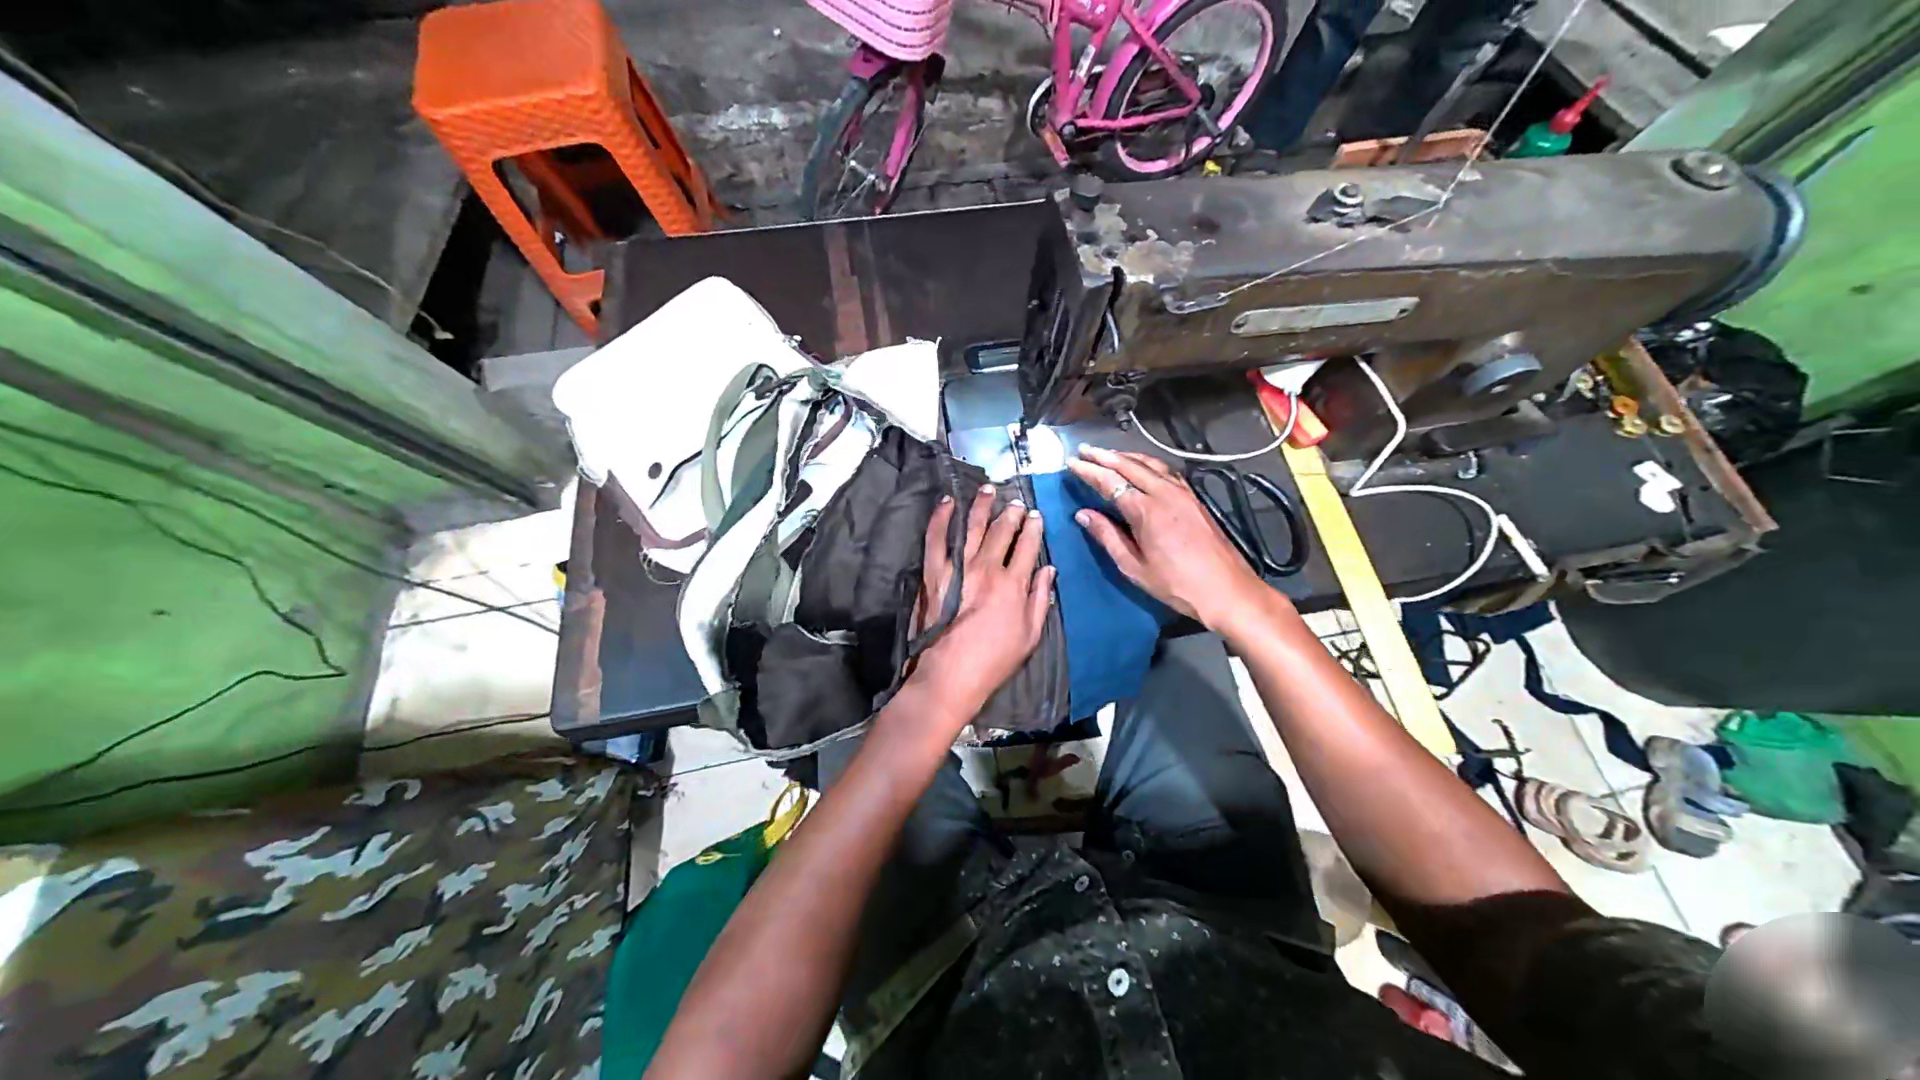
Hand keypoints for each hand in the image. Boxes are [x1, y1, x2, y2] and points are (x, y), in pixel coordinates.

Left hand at [906, 484, 1055, 723]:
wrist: (950, 673)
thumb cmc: (994, 660)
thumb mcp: (1030, 635)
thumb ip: (1040, 600)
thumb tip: (1049, 570)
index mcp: (1013, 584)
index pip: (1027, 546)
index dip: (1033, 528)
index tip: (1035, 516)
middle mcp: (987, 568)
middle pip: (1002, 531)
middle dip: (1011, 513)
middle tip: (1015, 503)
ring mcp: (958, 567)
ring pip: (972, 527)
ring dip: (982, 506)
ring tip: (989, 490)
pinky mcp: (933, 573)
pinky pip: (936, 538)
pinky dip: (941, 517)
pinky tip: (948, 502)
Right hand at [1067, 445, 1277, 634]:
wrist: (1226, 589)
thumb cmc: (1177, 584)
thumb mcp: (1134, 567)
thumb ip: (1108, 537)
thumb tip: (1084, 515)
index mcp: (1146, 510)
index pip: (1110, 482)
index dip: (1089, 471)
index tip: (1072, 463)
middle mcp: (1165, 493)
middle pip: (1130, 465)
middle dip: (1104, 456)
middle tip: (1084, 449)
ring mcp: (1183, 493)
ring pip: (1150, 464)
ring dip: (1126, 456)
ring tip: (1107, 454)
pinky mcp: (1194, 498)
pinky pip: (1165, 471)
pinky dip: (1147, 464)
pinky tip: (1141, 467)